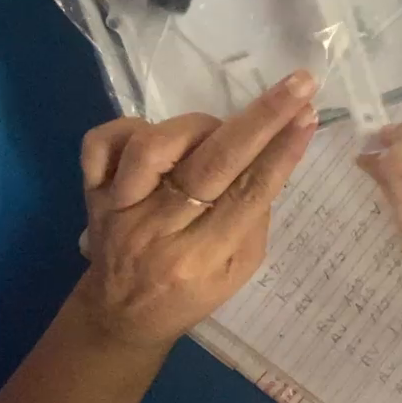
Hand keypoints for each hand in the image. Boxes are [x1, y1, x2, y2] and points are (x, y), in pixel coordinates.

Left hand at [74, 72, 319, 349]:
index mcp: (201, 259)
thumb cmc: (189, 295)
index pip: (250, 194)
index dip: (282, 152)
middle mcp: (159, 230)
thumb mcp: (238, 273)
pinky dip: (131, 128)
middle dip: (262, 119)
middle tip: (298, 84)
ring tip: (218, 129)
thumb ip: (252, 221)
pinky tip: (155, 136)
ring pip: (155, 145)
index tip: (308, 115)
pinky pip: (101, 143)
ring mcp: (120, 208)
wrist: (118, 318)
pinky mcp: (92, 192)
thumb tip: (267, 160)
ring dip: (198, 126)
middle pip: (214, 163)